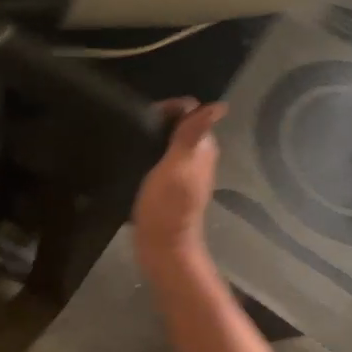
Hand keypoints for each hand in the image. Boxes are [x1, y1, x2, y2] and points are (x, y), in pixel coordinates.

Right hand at [133, 99, 226, 262]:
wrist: (162, 246)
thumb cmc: (168, 205)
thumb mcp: (177, 166)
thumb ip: (192, 135)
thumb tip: (220, 105)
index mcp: (203, 149)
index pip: (192, 113)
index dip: (171, 108)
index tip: (147, 115)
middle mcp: (197, 158)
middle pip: (181, 127)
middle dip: (160, 121)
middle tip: (135, 127)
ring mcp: (184, 173)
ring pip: (170, 143)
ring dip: (153, 138)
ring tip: (131, 139)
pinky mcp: (169, 186)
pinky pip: (161, 159)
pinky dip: (149, 154)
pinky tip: (134, 158)